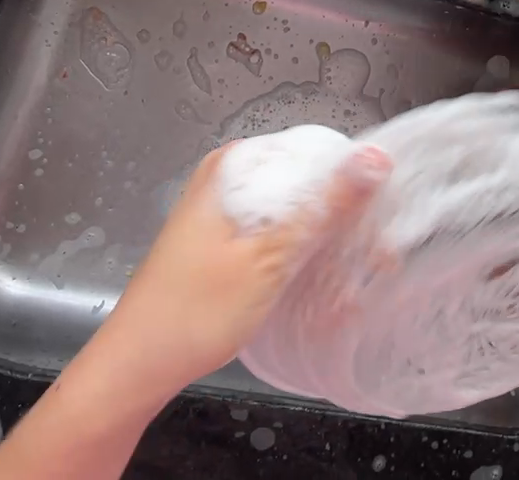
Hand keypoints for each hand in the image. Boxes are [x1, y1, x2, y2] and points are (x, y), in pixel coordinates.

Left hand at [99, 140, 392, 391]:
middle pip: (307, 182)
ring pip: (296, 211)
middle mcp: (232, 175)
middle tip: (376, 262)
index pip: (317, 152)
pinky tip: (318, 286)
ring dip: (326, 243)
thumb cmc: (198, 311)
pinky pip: (278, 231)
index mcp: (237, 164)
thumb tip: (377, 157)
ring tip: (351, 286)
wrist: (135, 366)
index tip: (383, 222)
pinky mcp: (226, 235)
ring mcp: (227, 205)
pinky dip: (301, 255)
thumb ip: (324, 205)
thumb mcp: (270, 257)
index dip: (357, 184)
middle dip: (344, 221)